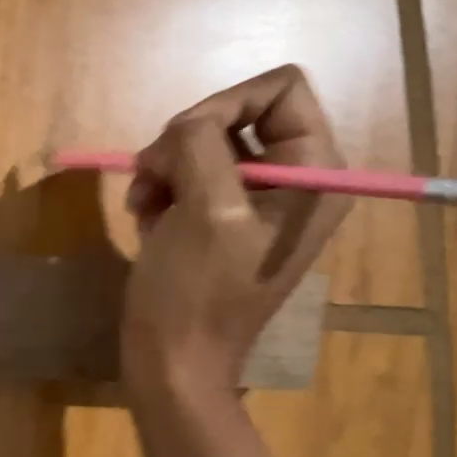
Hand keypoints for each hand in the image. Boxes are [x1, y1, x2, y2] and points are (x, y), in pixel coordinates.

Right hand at [121, 65, 350, 395]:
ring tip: (142, 207)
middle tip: (149, 179)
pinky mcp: (224, 225)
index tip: (179, 142)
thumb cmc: (195, 293)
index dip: (224, 104)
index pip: (280, 89)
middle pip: (237, 117)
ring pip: (204, 148)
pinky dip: (162, 194)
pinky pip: (190, 181)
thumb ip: (200, 144)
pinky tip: (148, 223)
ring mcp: (257, 206)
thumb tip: (186, 124)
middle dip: (184, 143)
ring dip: (164, 170)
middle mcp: (294, 183)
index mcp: (313, 175)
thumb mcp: (205, 209)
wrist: (173, 366)